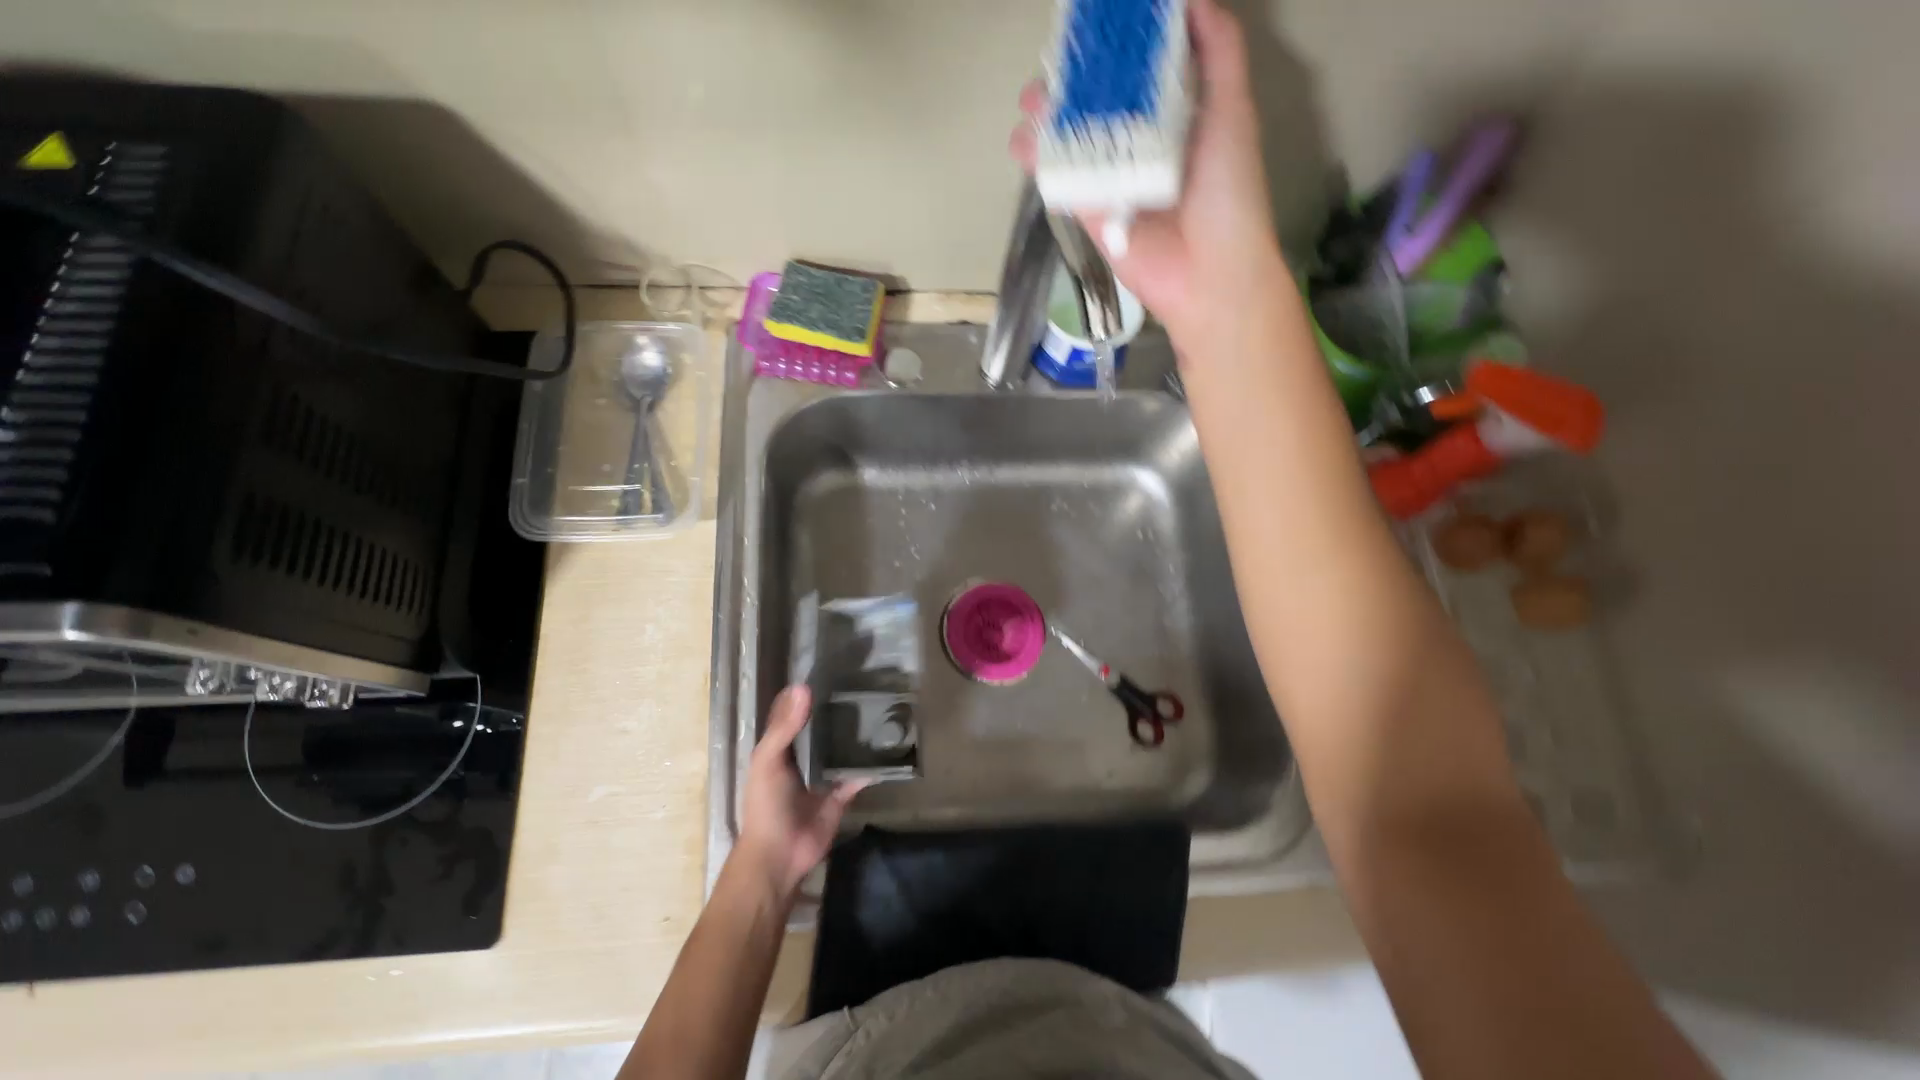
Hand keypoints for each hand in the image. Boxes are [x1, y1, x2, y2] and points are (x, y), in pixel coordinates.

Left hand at [734, 685, 865, 904]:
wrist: (779, 854)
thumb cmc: (765, 804)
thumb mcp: (768, 760)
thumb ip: (784, 727)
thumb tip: (803, 687)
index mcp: (778, 749)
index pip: (793, 714)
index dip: (806, 695)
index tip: (829, 670)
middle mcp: (801, 759)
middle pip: (820, 730)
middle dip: (836, 713)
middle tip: (864, 685)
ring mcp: (822, 778)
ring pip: (841, 751)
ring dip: (855, 737)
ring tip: (881, 709)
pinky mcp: (840, 797)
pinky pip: (858, 778)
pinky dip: (870, 768)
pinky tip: (888, 750)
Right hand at [1009, 0, 1289, 349]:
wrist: (1210, 273)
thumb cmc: (1228, 192)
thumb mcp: (1233, 111)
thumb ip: (1219, 55)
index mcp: (1177, 116)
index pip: (1140, 72)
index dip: (1117, 47)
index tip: (1093, 24)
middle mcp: (1141, 142)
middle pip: (1098, 101)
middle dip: (1072, 80)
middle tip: (1053, 60)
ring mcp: (1112, 177)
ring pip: (1071, 137)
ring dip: (1047, 115)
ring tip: (1032, 99)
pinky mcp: (1090, 208)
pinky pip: (1059, 178)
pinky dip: (1036, 159)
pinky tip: (1022, 139)